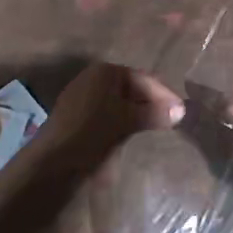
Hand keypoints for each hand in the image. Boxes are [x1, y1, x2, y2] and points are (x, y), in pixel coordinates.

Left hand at [49, 63, 184, 143]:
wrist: (51, 161)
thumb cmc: (91, 130)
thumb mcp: (127, 120)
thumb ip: (153, 113)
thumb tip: (182, 110)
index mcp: (105, 71)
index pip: (144, 78)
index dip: (164, 95)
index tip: (181, 112)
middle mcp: (94, 79)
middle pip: (132, 89)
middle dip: (152, 104)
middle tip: (172, 121)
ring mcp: (84, 98)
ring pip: (121, 103)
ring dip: (139, 115)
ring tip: (156, 129)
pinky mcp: (78, 118)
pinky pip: (109, 115)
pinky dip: (124, 123)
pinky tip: (133, 135)